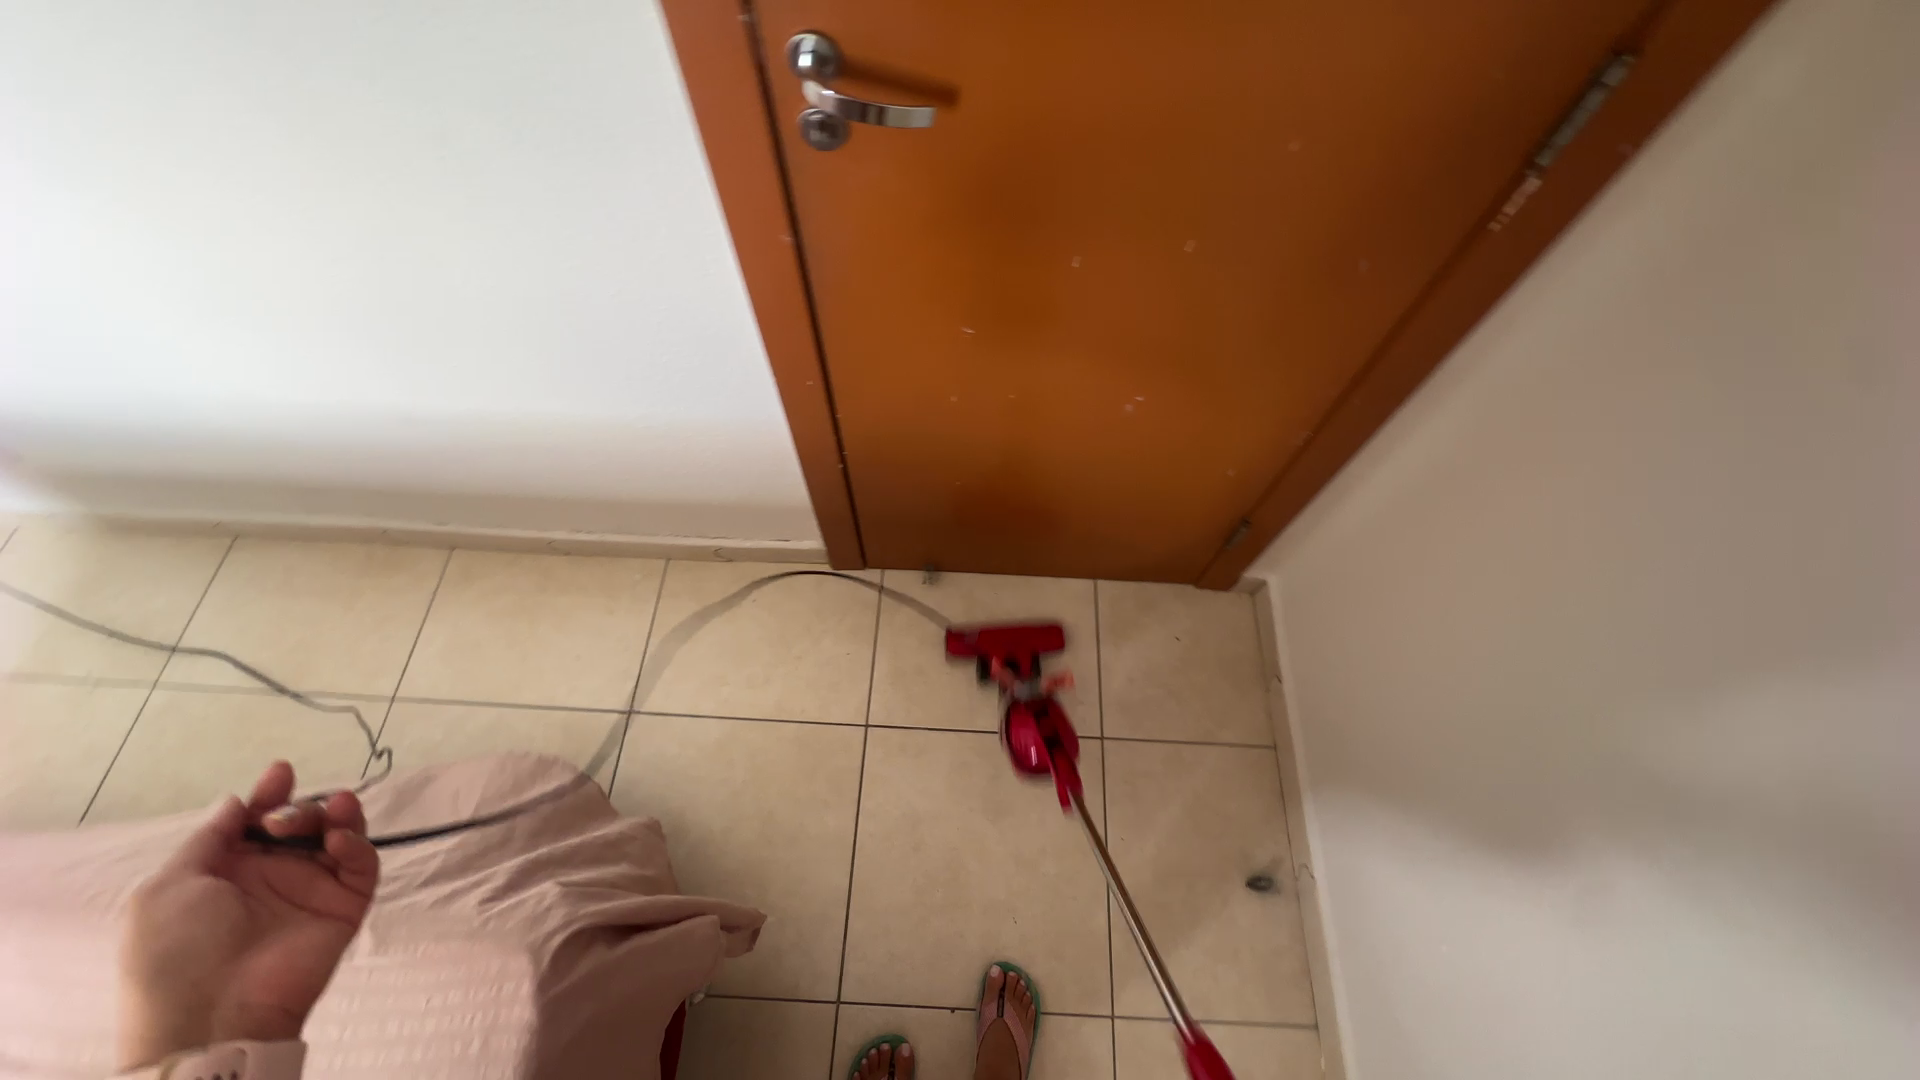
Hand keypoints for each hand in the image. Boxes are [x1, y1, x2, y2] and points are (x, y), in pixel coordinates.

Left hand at [117, 761, 378, 1069]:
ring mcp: (313, 889)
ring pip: (340, 836)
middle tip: (286, 818)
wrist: (212, 1013)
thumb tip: (237, 801)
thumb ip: (209, 839)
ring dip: (338, 817)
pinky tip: (339, 843)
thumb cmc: (175, 952)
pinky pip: (362, 865)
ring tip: (332, 812)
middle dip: (300, 808)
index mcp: (229, 871)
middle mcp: (274, 875)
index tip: (281, 772)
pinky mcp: (346, 904)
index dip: (269, 795)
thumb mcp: (168, 888)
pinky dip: (357, 846)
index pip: (256, 822)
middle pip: (302, 823)